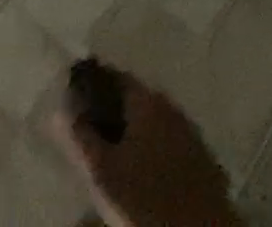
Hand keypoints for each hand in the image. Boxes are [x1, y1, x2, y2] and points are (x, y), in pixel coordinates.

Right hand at [52, 67, 242, 226]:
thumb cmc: (145, 194)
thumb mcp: (104, 169)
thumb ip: (83, 136)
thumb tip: (68, 112)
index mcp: (146, 102)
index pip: (117, 77)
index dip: (96, 82)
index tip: (79, 93)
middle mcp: (171, 107)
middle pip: (138, 96)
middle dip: (116, 105)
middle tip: (96, 122)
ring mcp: (191, 130)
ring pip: (157, 117)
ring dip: (138, 125)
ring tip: (119, 144)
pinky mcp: (203, 154)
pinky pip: (173, 137)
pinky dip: (157, 142)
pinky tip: (147, 162)